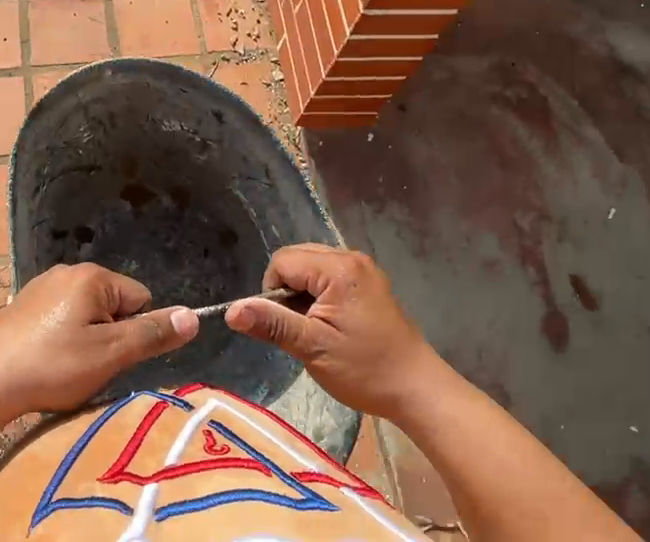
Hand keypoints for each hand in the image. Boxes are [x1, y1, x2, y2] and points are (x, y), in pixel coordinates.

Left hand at [0, 263, 199, 413]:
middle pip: (113, 305)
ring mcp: (43, 285)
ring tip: (66, 367)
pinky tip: (46, 361)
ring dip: (86, 339)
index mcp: (92, 276)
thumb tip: (193, 316)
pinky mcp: (25, 304)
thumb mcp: (111, 354)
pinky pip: (62, 318)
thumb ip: (153, 334)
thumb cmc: (55, 366)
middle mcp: (68, 270)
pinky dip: (62, 338)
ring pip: (87, 314)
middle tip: (88, 365)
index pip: (140, 299)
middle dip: (110, 336)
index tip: (110, 356)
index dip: (134, 333)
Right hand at [225, 244, 441, 416]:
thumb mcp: (312, 348)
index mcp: (338, 268)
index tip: (288, 326)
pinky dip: (320, 296)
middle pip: (296, 258)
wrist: (418, 391)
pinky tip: (331, 324)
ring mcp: (363, 270)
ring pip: (311, 267)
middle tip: (302, 328)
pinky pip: (329, 276)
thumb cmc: (365, 369)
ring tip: (316, 328)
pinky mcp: (369, 284)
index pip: (282, 261)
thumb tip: (231, 311)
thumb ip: (272, 323)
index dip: (273, 292)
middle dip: (288, 290)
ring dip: (303, 294)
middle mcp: (351, 258)